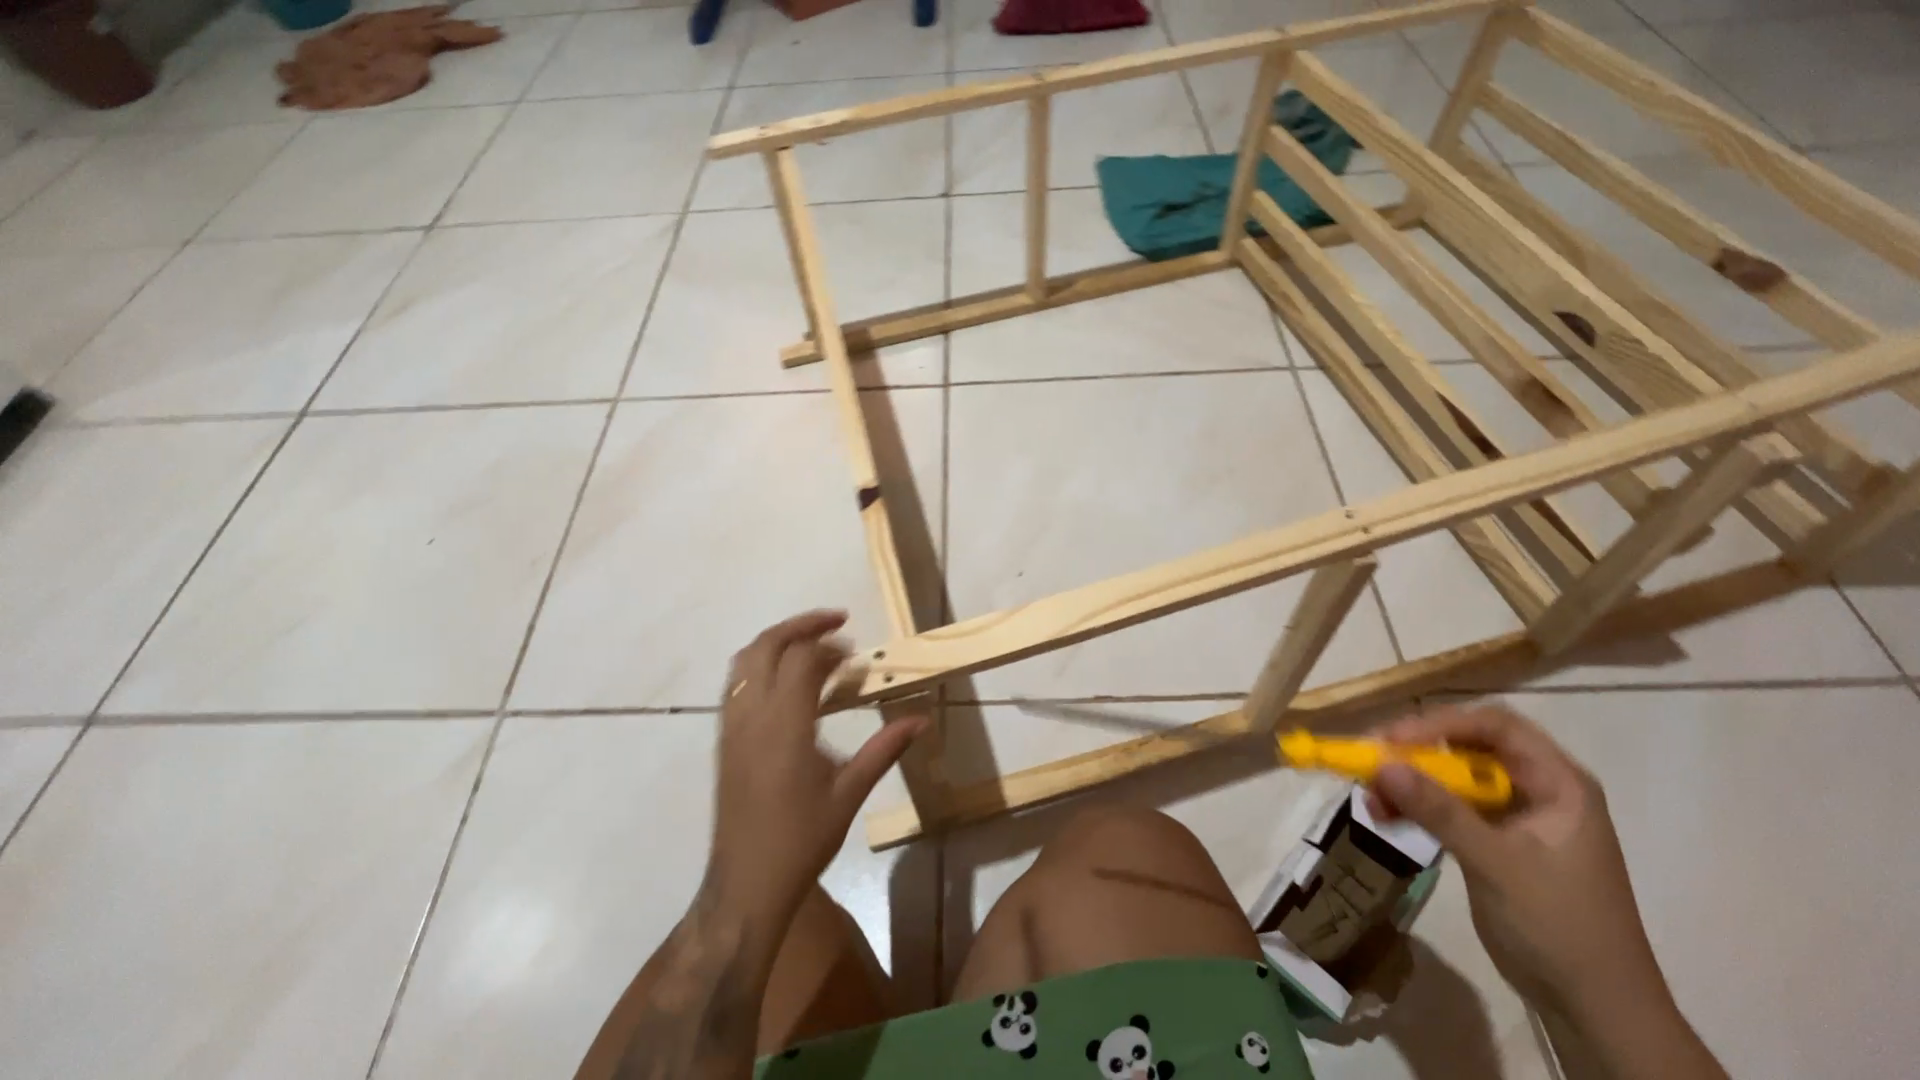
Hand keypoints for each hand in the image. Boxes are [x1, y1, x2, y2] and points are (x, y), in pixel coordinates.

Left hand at [708, 610, 927, 920]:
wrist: (746, 882)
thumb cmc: (802, 839)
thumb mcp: (849, 794)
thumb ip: (883, 750)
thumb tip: (921, 719)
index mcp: (784, 725)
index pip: (802, 660)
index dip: (831, 646)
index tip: (857, 652)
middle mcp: (750, 716)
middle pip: (766, 646)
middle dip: (800, 626)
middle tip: (835, 623)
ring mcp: (731, 727)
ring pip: (744, 661)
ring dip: (776, 642)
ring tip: (810, 644)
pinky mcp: (724, 740)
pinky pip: (735, 684)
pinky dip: (760, 665)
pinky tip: (786, 682)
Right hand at [1366, 705, 1667, 1020]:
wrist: (1595, 1005)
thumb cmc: (1559, 925)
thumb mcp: (1497, 864)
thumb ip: (1440, 811)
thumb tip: (1382, 764)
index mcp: (1559, 783)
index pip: (1496, 726)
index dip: (1440, 724)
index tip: (1390, 740)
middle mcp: (1540, 790)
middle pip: (1470, 747)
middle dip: (1417, 753)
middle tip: (1369, 764)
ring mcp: (1518, 818)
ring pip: (1455, 779)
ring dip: (1411, 783)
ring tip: (1370, 798)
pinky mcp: (1498, 844)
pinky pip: (1452, 810)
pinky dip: (1418, 809)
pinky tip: (1386, 818)